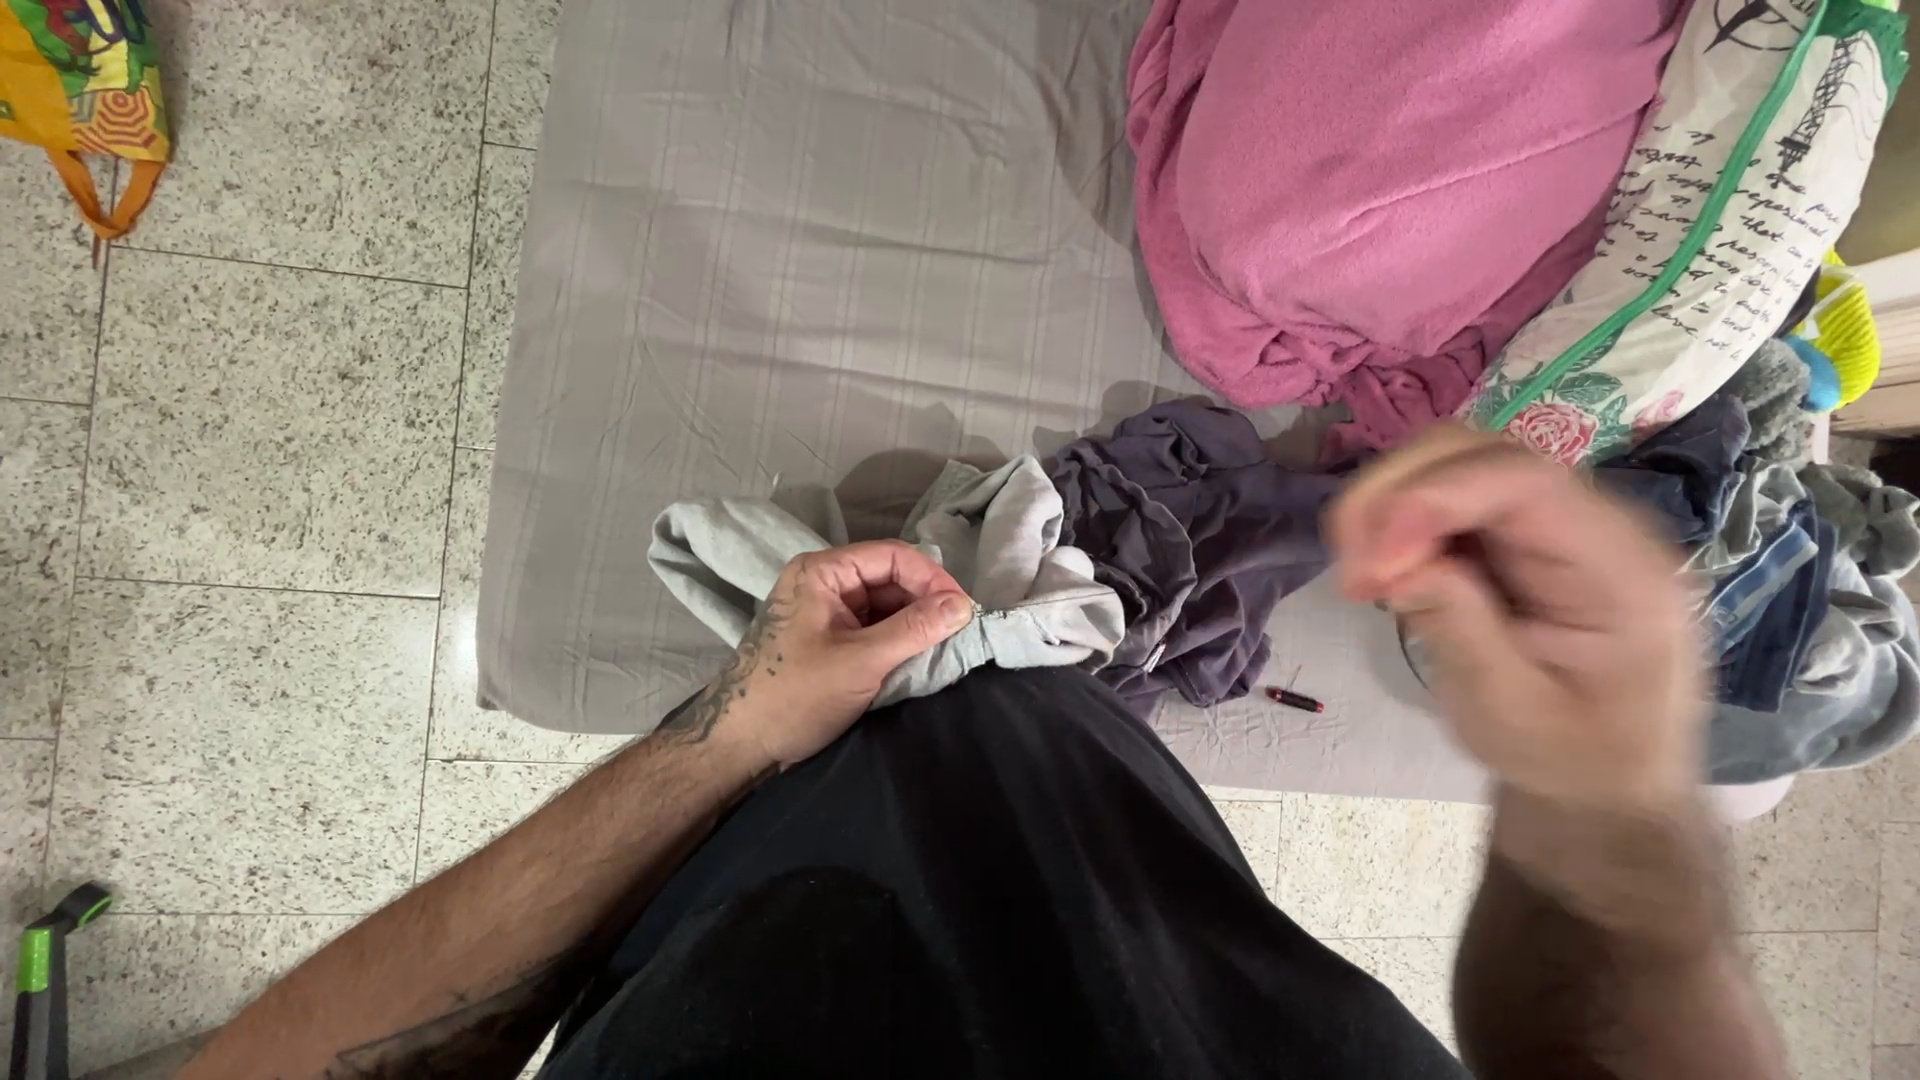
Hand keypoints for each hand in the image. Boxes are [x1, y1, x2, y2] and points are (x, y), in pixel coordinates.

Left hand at [662, 540, 974, 771]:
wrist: (740, 746)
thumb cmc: (795, 696)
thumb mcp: (861, 661)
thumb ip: (915, 629)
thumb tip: (964, 605)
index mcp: (822, 572)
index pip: (892, 556)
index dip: (931, 578)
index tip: (963, 609)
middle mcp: (824, 582)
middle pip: (890, 577)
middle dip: (926, 601)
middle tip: (959, 630)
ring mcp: (826, 612)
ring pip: (885, 604)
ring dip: (915, 622)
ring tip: (945, 645)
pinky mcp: (830, 639)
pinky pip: (874, 627)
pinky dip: (899, 639)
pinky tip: (920, 656)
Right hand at [1328, 425, 1706, 812]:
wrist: (1601, 774)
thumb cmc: (1569, 754)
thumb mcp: (1512, 712)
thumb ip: (1462, 631)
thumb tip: (1395, 565)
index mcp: (1619, 570)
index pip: (1523, 482)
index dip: (1430, 501)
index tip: (1371, 569)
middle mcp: (1590, 523)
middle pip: (1474, 452)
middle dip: (1392, 497)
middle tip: (1353, 575)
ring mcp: (1547, 521)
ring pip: (1444, 462)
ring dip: (1382, 505)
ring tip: (1359, 575)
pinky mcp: (1508, 530)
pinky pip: (1435, 493)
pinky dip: (1387, 519)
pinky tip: (1376, 568)